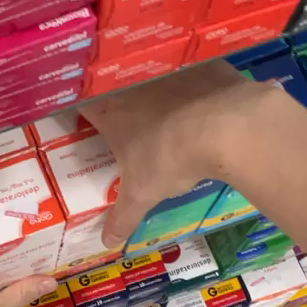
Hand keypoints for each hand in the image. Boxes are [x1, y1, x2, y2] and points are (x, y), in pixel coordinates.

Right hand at [82, 60, 303, 247]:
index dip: (82, 109)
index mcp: (109, 110)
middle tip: (127, 117)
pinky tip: (201, 100)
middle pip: (115, 85)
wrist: (224, 126)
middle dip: (119, 99)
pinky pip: (190, 69)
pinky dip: (193, 83)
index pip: (81, 101)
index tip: (88, 119)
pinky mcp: (201, 62)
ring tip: (167, 107)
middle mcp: (131, 82)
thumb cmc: (168, 158)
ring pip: (152, 73)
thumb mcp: (141, 195)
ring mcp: (167, 68)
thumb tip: (107, 243)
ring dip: (156, 87)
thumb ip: (122, 218)